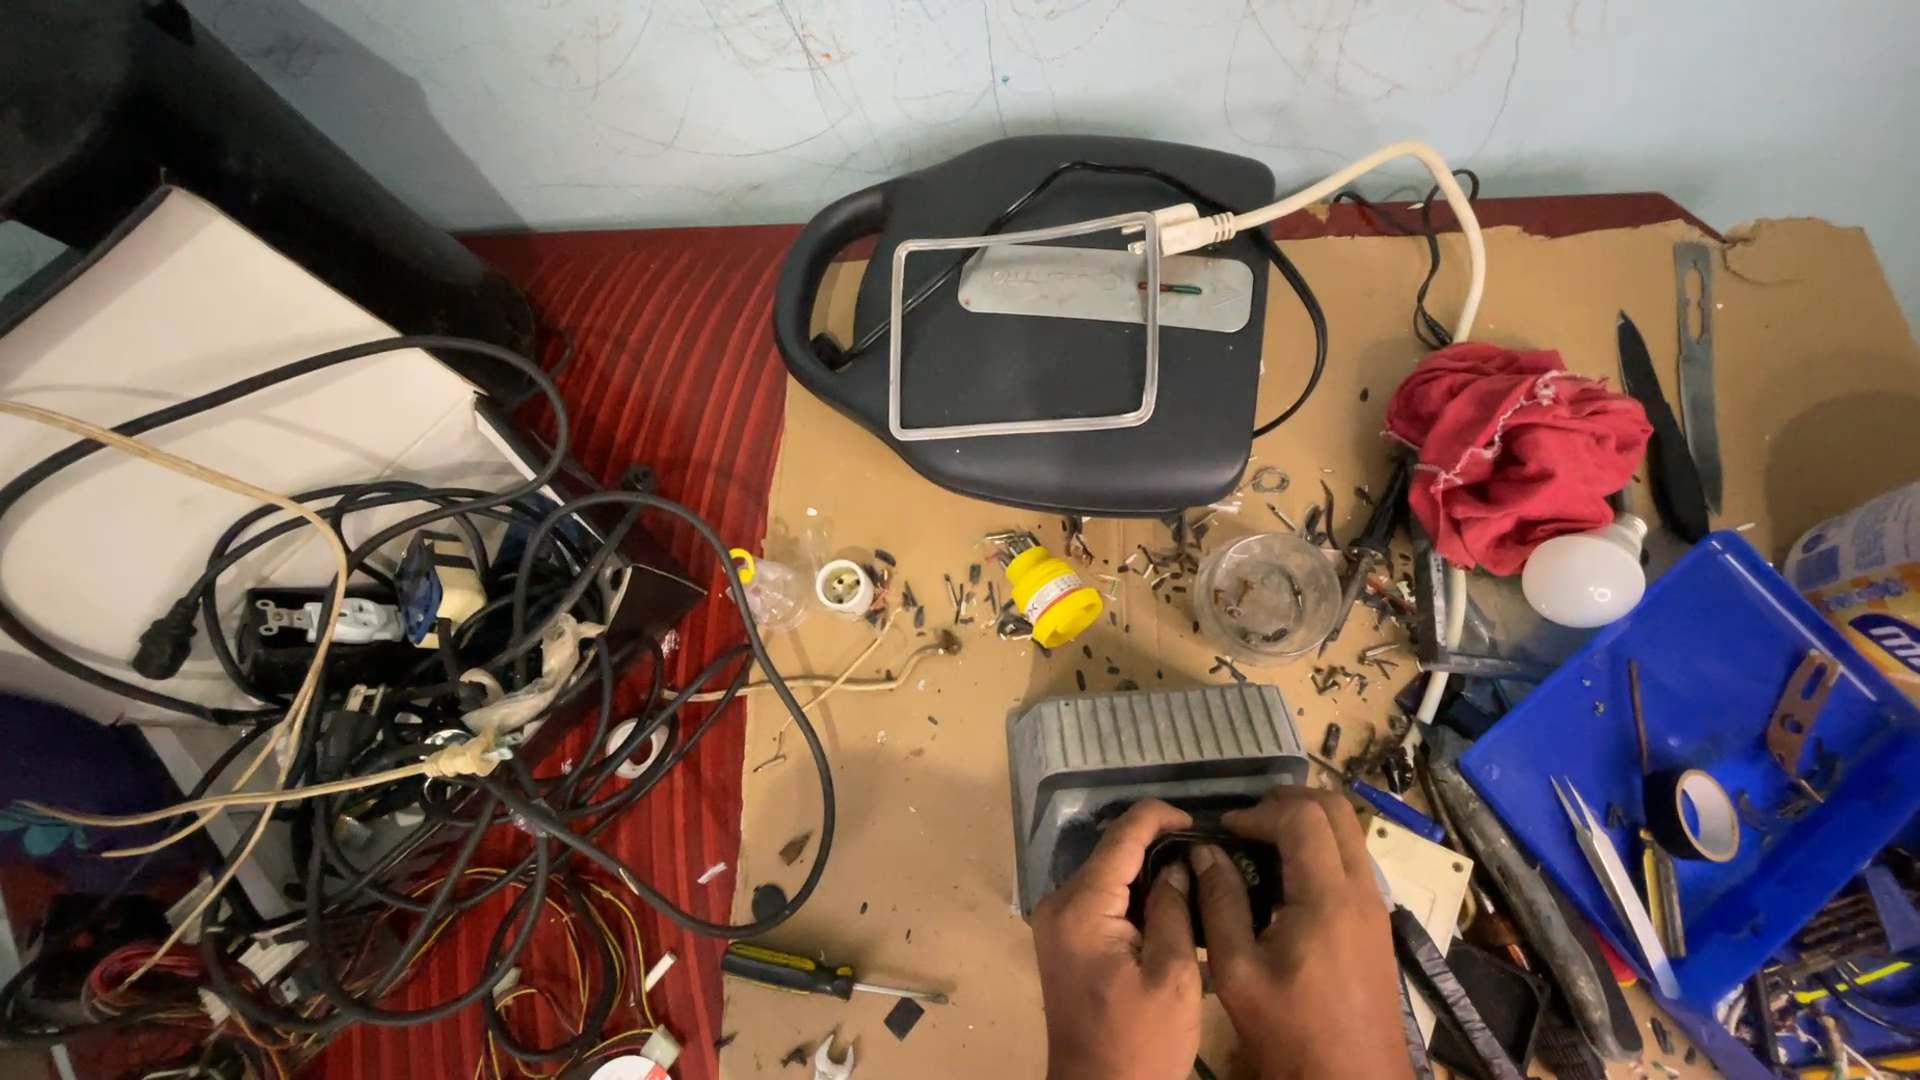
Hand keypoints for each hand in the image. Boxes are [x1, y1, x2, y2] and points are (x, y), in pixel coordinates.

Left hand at [1033, 799, 1200, 1079]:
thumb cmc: (1140, 1045)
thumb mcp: (1173, 977)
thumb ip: (1173, 910)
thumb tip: (1177, 865)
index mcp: (1082, 907)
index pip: (1120, 838)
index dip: (1157, 818)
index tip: (1195, 819)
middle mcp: (1059, 903)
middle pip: (1110, 854)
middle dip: (1154, 847)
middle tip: (1201, 851)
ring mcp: (1056, 921)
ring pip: (1105, 875)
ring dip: (1144, 872)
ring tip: (1191, 874)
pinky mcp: (1062, 938)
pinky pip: (1098, 899)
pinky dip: (1130, 895)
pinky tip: (1165, 903)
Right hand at [1194, 787, 1412, 1079]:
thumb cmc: (1290, 1032)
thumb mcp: (1236, 969)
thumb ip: (1219, 901)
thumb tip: (1206, 849)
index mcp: (1327, 899)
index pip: (1301, 818)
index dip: (1258, 812)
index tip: (1224, 829)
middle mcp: (1361, 892)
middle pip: (1335, 809)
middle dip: (1286, 802)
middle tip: (1246, 822)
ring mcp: (1375, 907)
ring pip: (1348, 831)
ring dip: (1304, 821)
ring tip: (1259, 842)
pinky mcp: (1376, 923)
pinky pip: (1350, 858)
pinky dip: (1317, 845)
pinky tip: (1282, 875)